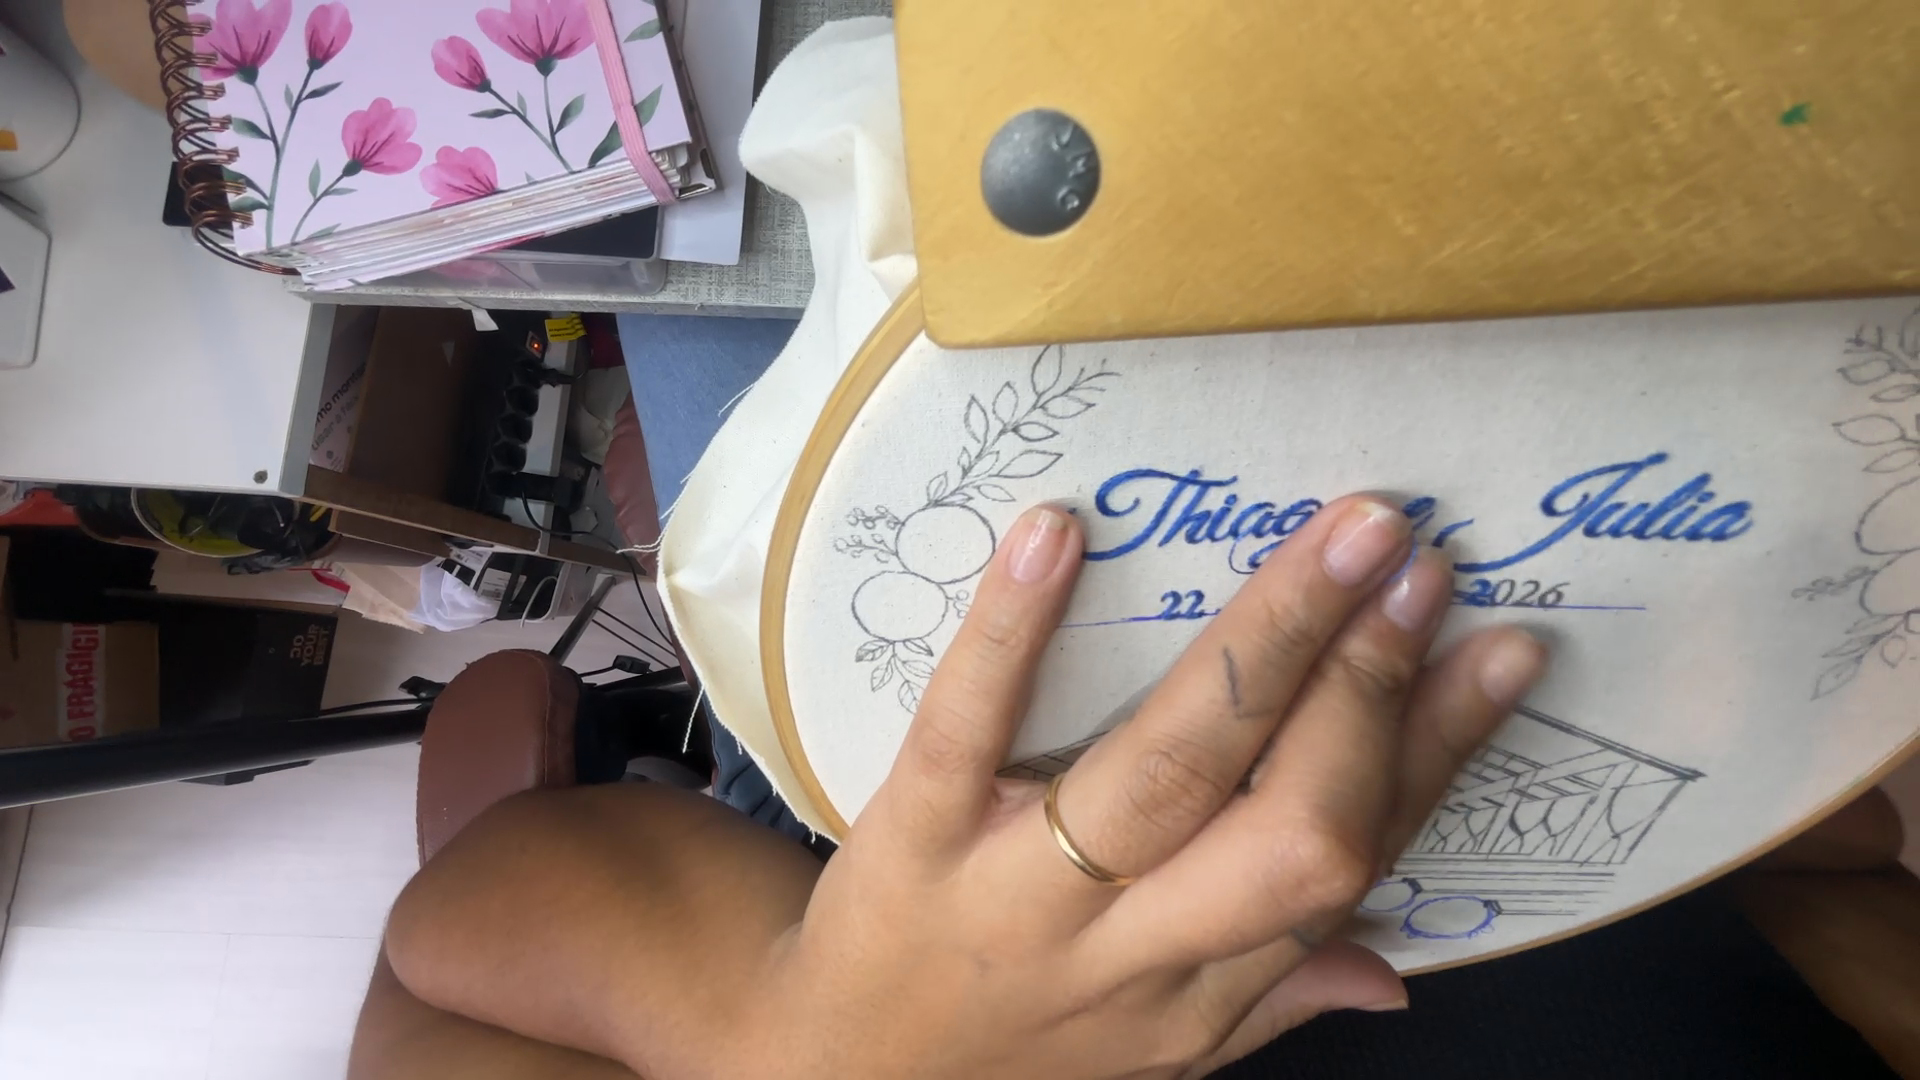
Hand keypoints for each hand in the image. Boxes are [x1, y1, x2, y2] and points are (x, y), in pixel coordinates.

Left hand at [748, 497, 1547, 1078]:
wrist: (841, 1072)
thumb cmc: (1013, 1040)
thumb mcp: (1155, 1054)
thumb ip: (1271, 999)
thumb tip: (1396, 964)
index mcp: (1199, 989)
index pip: (1346, 863)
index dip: (1433, 754)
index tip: (1497, 650)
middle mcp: (1126, 943)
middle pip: (1283, 822)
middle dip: (1365, 686)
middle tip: (1410, 559)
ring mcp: (1015, 882)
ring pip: (1163, 768)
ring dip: (1261, 648)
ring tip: (1323, 544)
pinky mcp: (914, 826)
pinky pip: (969, 721)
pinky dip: (1017, 627)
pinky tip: (1054, 532)